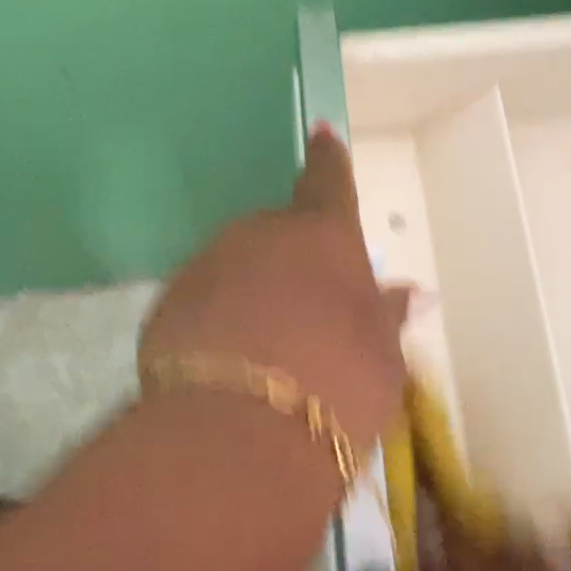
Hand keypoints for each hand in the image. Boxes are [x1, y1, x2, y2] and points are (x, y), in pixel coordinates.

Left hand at [139, 126, 410, 446]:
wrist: (239, 434)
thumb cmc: (336, 388)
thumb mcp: (383, 360)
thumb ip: (385, 318)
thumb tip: (405, 292)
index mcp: (322, 237)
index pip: (328, 183)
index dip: (329, 163)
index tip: (323, 136)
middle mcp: (258, 236)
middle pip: (276, 235)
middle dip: (288, 261)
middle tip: (301, 313)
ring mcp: (204, 267)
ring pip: (233, 268)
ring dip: (247, 293)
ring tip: (261, 352)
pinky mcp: (164, 307)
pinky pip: (200, 303)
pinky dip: (213, 323)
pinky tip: (222, 368)